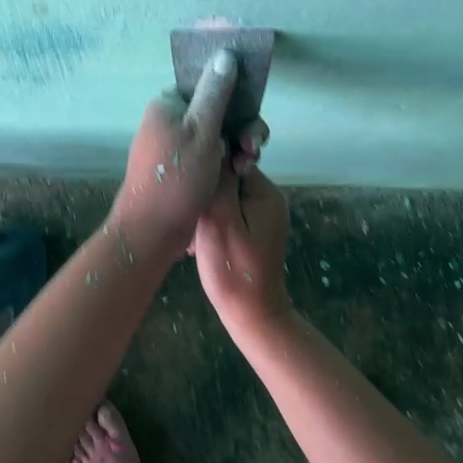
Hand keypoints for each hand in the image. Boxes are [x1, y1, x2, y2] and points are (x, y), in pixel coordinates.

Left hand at [107, 50, 242, 259]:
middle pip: (218, 109)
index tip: (253, 111)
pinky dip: (228, 159)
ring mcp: (176, 143)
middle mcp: (171, 118)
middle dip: (242, 126)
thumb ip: (215, 93)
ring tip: (247, 165)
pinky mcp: (183, 165)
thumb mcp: (201, 131)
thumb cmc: (175, 178)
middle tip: (253, 147)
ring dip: (239, 145)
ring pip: (219, 133)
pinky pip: (212, 152)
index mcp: (169, 103)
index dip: (234, 93)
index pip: (208, 83)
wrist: (151, 232)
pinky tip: (239, 173)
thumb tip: (224, 53)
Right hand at [193, 159, 292, 329]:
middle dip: (207, 199)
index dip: (208, 175)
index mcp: (264, 191)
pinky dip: (214, 228)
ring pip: (226, 200)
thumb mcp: (220, 219)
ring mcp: (264, 217)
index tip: (194, 194)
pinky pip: (230, 217)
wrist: (252, 316)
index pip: (231, 161)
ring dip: (207, 216)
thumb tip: (218, 146)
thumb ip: (220, 181)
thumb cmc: (232, 267)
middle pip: (228, 180)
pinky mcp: (256, 234)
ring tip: (195, 239)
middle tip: (193, 224)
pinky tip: (200, 247)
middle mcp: (269, 199)